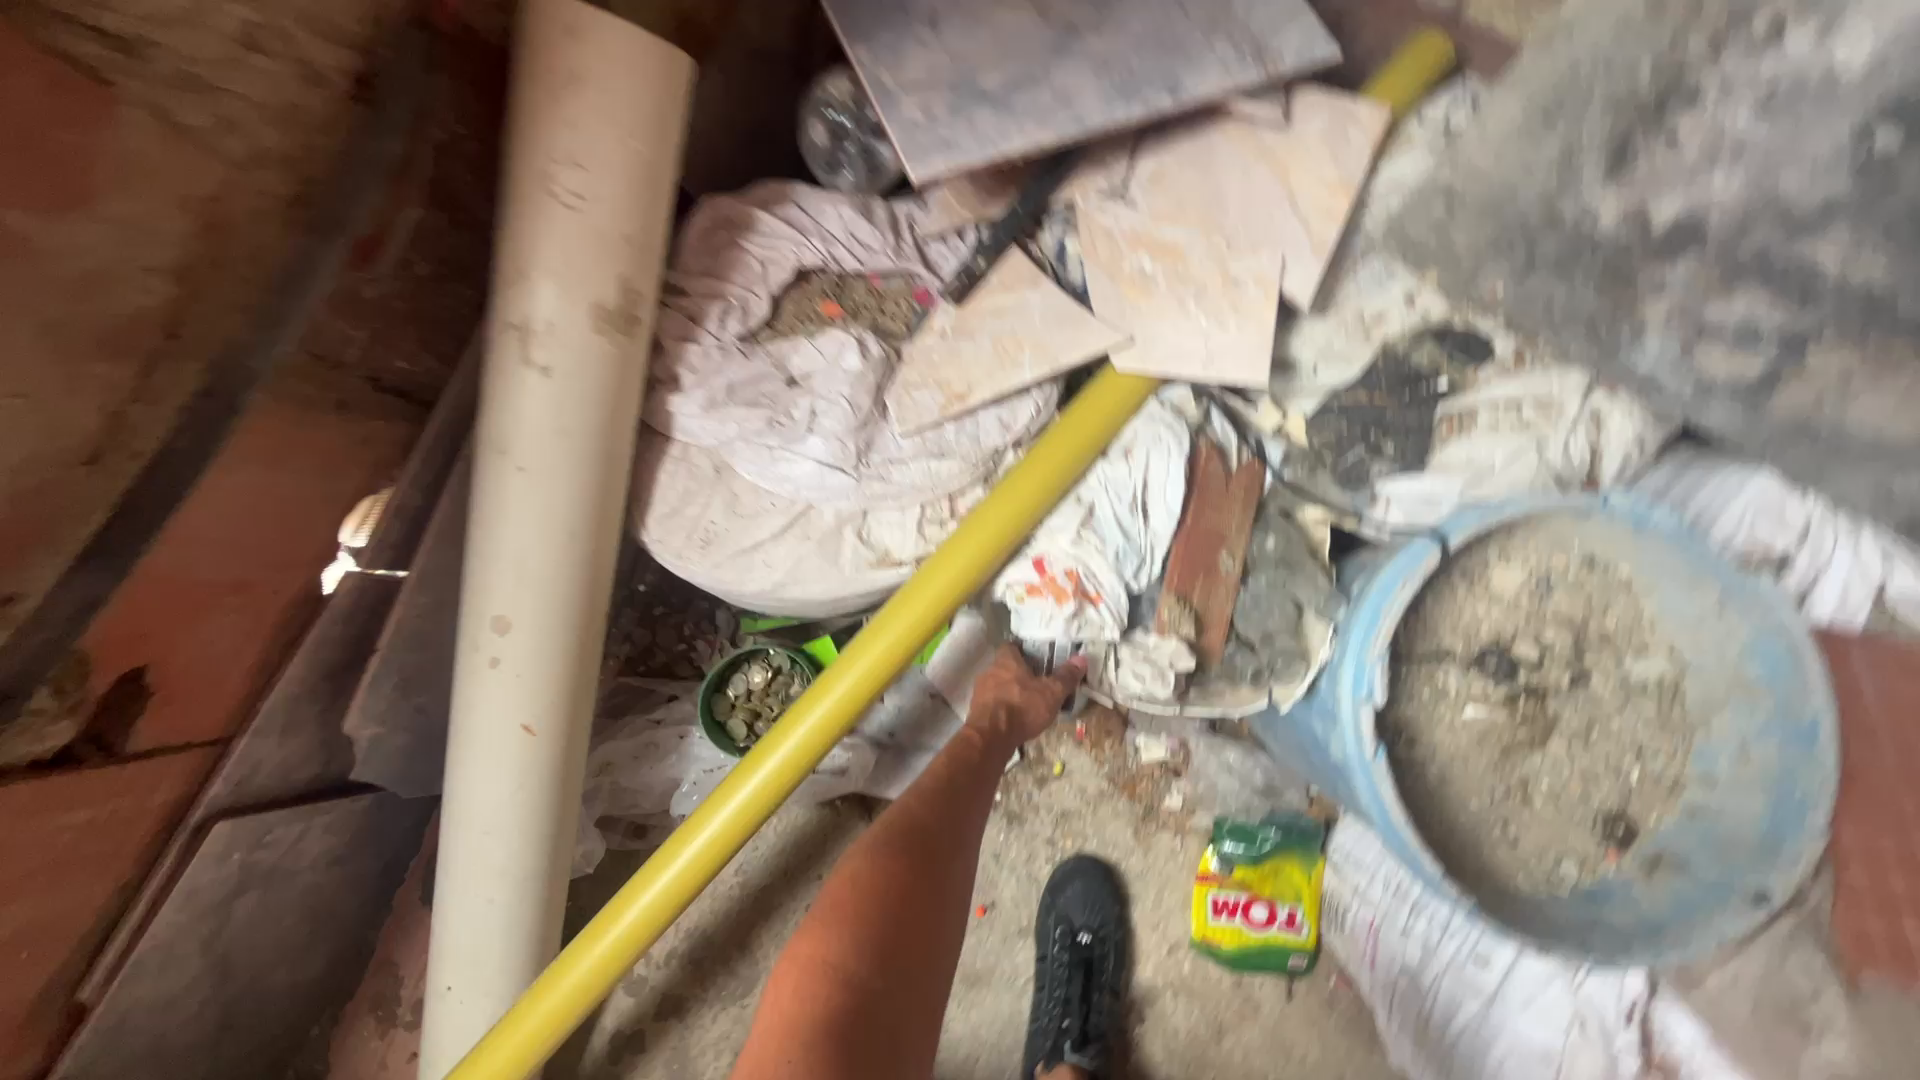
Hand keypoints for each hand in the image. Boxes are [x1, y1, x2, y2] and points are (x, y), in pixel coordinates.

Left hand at [965, 644, 1086, 749]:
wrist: (990, 737)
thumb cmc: (1022, 707)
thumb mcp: (1051, 692)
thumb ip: (1066, 676)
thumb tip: (1081, 658)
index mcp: (1006, 660)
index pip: (1012, 645)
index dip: (1024, 650)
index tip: (1038, 657)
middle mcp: (989, 671)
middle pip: (1005, 666)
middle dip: (1020, 673)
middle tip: (1038, 682)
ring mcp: (980, 691)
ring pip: (999, 685)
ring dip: (1011, 691)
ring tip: (1029, 702)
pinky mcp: (977, 710)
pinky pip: (993, 703)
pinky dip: (1004, 707)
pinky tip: (1016, 718)